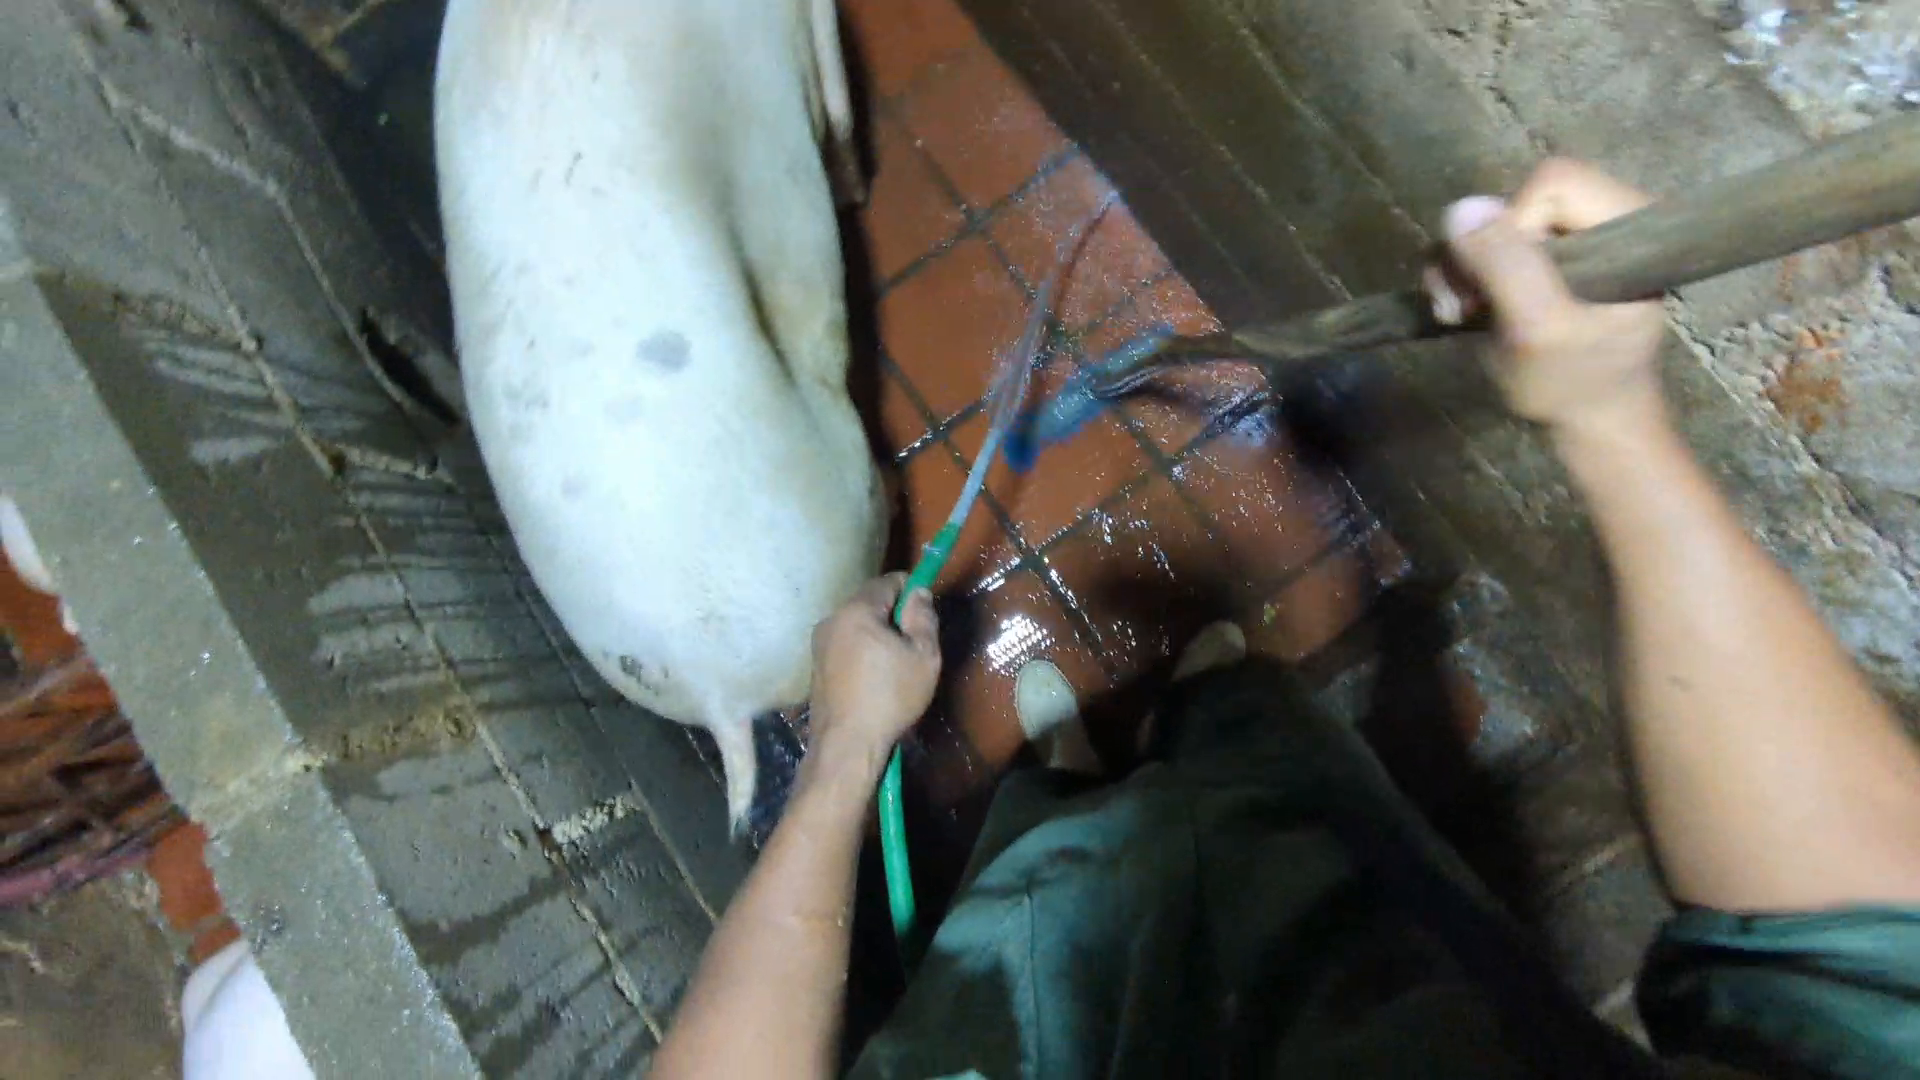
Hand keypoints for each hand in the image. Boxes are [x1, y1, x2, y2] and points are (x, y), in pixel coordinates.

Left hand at [807, 573, 939, 771]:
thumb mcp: (923, 656)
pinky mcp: (816, 666)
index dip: (911, 589)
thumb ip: (924, 617)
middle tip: (915, 642)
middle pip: (870, 602)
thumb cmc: (890, 697)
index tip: (925, 612)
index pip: (888, 581)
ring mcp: (819, 644)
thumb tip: (919, 593)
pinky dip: (862, 651)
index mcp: (856, 610)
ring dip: (877, 634)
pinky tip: (875, 678)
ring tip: (896, 663)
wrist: (846, 745)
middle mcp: (831, 619)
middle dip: (894, 614)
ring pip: (856, 624)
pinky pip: (845, 644)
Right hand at [1425, 158, 1669, 443]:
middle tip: (1469, 308)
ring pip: (1487, 228)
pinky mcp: (1539, 264)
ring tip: (1463, 314)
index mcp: (1628, 221)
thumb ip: (1506, 267)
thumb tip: (1460, 208)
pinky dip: (1460, 280)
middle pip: (1511, 204)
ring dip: (1458, 273)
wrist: (1585, 419)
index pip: (1550, 185)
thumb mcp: (1537, 329)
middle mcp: (1599, 219)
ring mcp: (1566, 242)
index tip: (1505, 290)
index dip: (1511, 232)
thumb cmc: (1572, 381)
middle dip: (1474, 257)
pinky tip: (1465, 312)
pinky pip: (1483, 250)